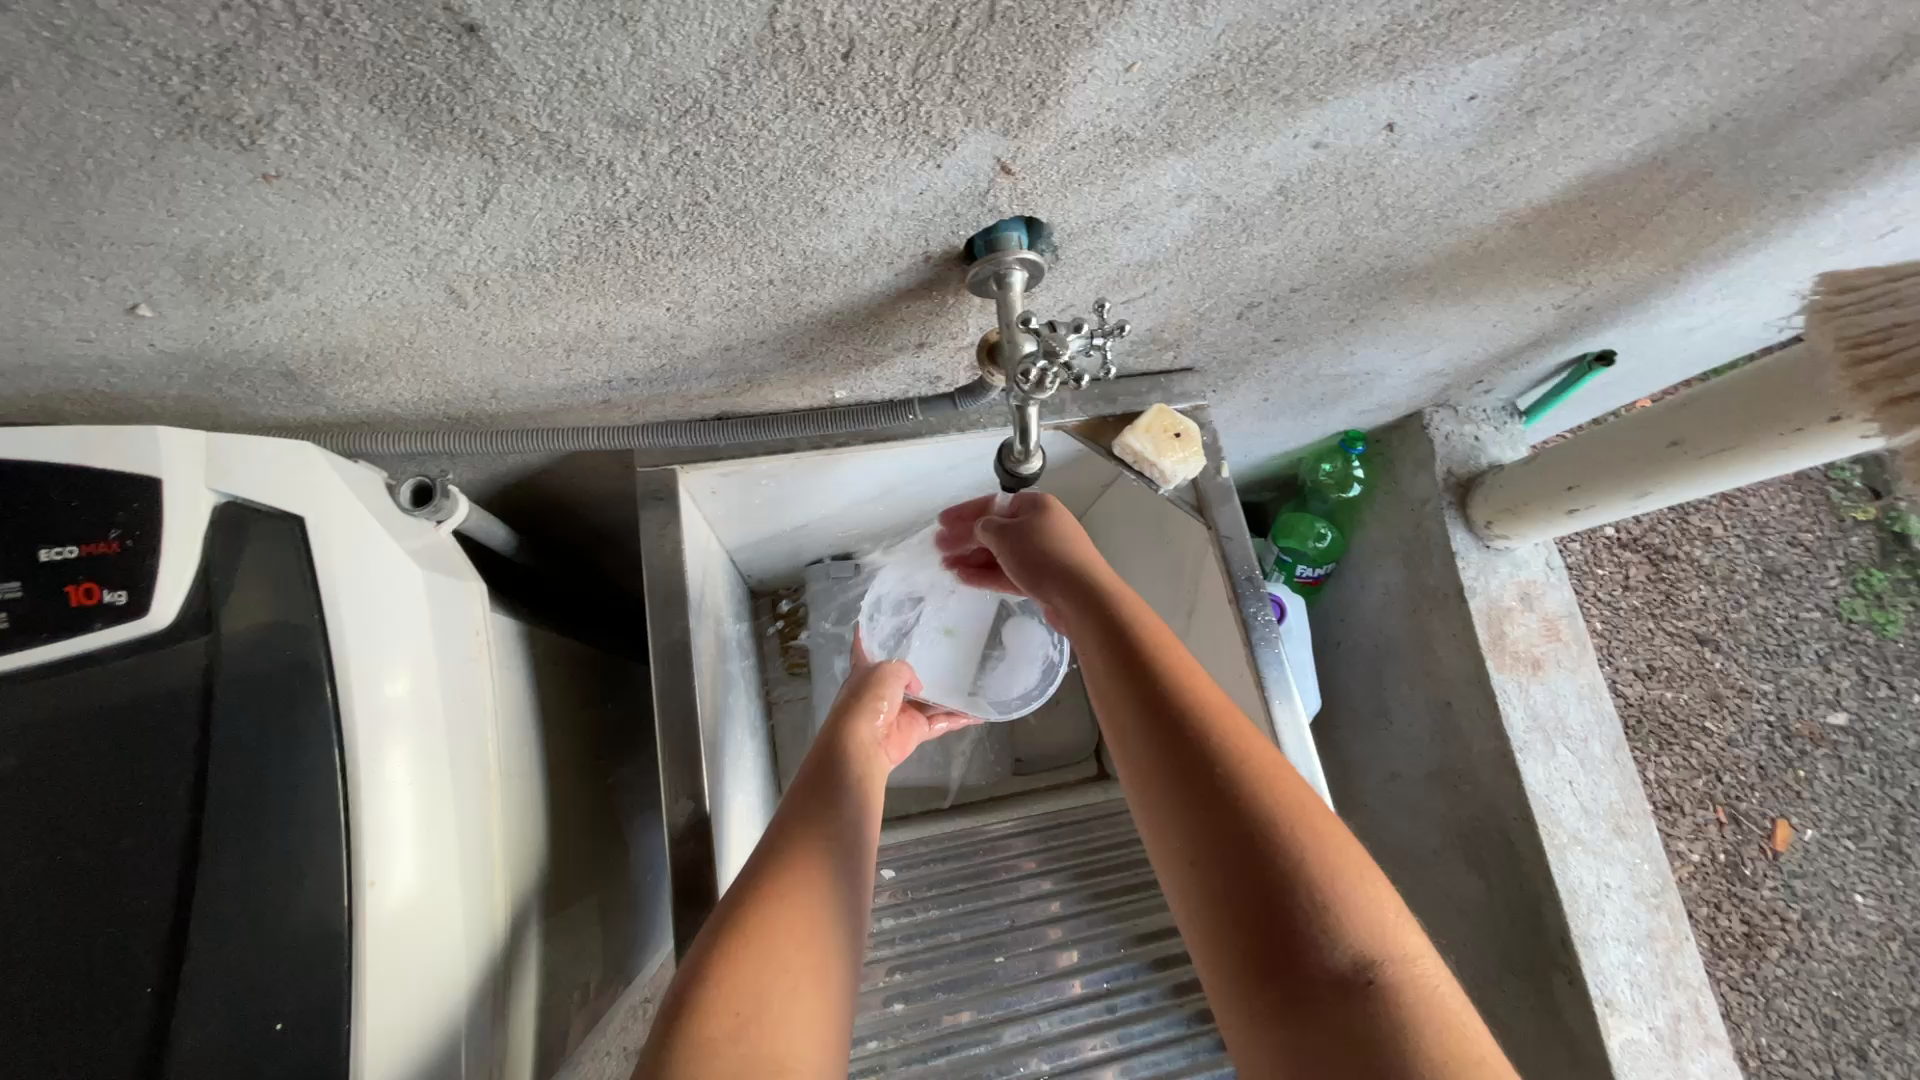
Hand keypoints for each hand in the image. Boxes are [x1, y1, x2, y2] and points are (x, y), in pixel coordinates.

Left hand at [824, 633, 979, 776]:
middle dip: (920, 668)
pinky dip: (958, 719)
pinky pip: (940, 722)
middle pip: (902, 677)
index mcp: (866, 673)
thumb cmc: (869, 698)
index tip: (873, 621)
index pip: (863, 650)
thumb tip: (917, 687)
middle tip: (945, 650)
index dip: (868, 636)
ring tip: (969, 678)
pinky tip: (977, 712)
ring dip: (946, 695)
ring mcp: (900, 713)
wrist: (865, 742)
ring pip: (927, 701)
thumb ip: (905, 669)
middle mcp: (882, 692)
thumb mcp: (887, 669)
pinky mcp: (915, 731)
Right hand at [934, 492, 1113, 620]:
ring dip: (972, 558)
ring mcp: (1042, 555)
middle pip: (995, 529)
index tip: (941, 523)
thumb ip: (984, 527)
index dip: (964, 513)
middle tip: (939, 548)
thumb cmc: (1043, 556)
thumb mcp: (1005, 535)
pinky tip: (964, 578)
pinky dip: (987, 574)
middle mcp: (1040, 526)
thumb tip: (979, 529)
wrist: (1083, 597)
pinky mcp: (1042, 580)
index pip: (992, 504)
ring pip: (1000, 553)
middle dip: (965, 538)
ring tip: (947, 566)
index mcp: (1035, 506)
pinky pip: (1008, 572)